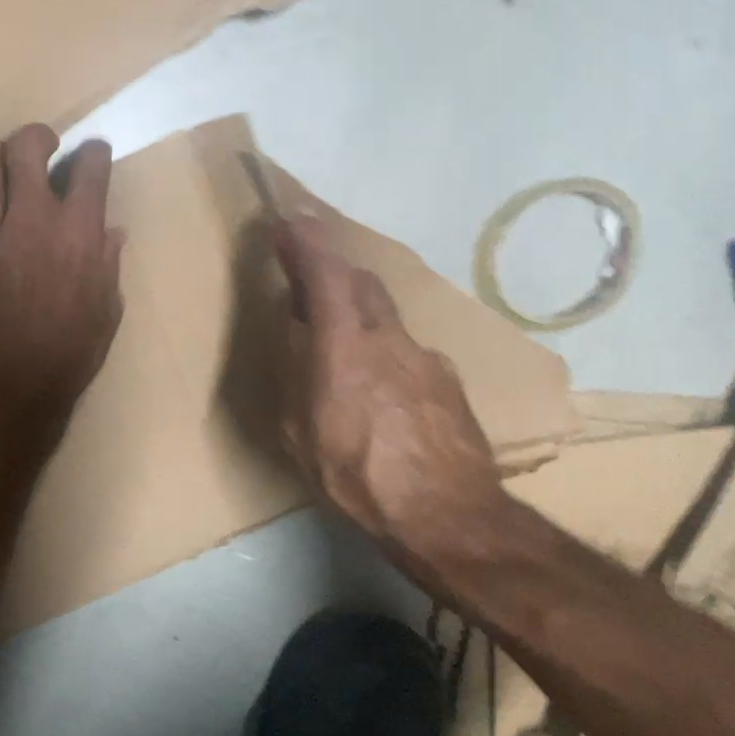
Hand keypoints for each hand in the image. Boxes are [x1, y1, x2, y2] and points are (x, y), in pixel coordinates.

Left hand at [0, 124, 123, 432]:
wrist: (3, 390)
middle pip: (26, 149)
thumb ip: (107, 265)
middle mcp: (29, 220)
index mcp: (77, 232)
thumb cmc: (65, 357)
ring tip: (0, 163)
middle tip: (42, 147)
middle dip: (37, 137)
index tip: (92, 158)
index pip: (89, 166)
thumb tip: (111, 234)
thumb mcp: (105, 313)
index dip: (94, 153)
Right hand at [268, 217, 505, 551]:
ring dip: (356, 310)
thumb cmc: (354, 475)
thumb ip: (297, 373)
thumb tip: (297, 334)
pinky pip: (406, 350)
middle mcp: (388, 339)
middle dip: (329, 268)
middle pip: (360, 282)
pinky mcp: (448, 384)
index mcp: (344, 346)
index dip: (304, 242)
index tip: (286, 221)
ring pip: (386, 316)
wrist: (446, 514)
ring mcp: (426, 359)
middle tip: (303, 276)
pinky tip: (376, 383)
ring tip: (335, 336)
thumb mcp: (300, 429)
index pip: (323, 274)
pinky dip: (382, 348)